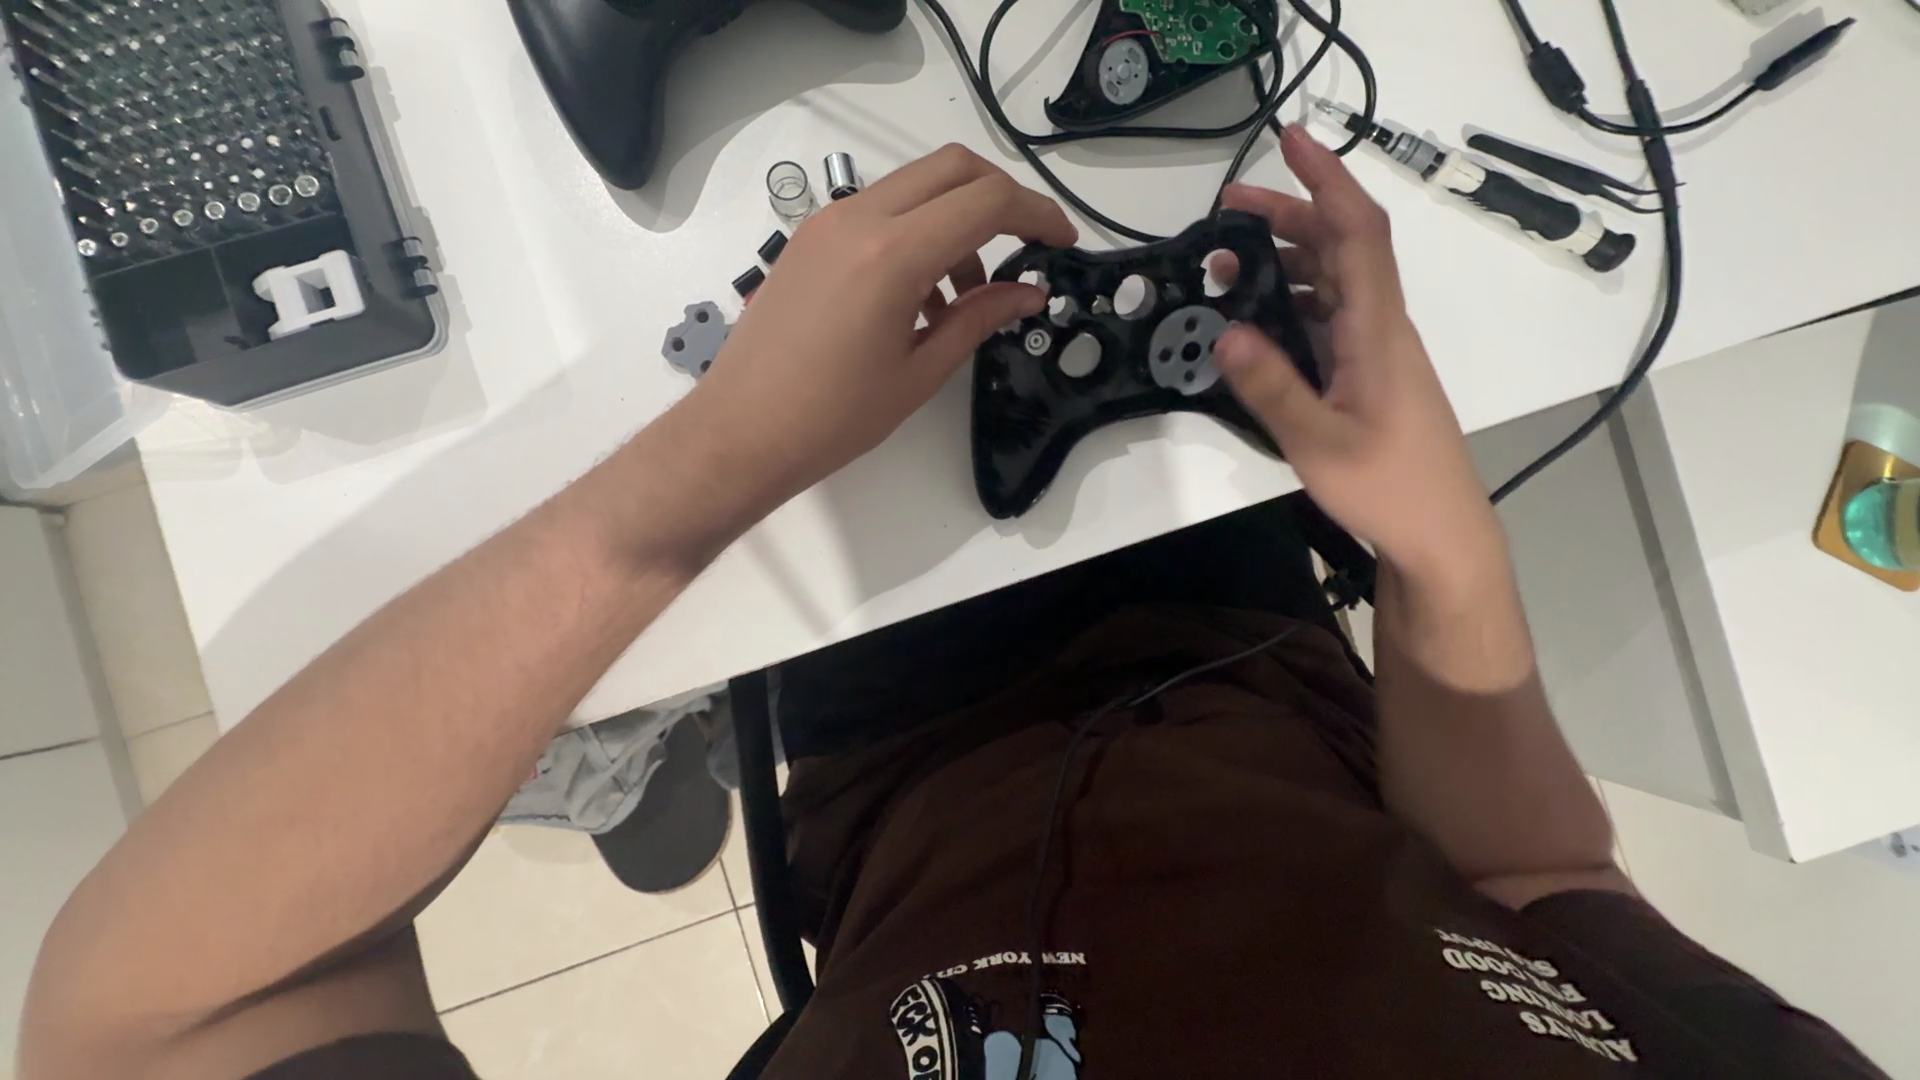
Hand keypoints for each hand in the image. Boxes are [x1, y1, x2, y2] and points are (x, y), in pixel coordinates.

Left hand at [671, 144, 1076, 520]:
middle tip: (1024, 248)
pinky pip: (878, 211)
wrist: (742, 431)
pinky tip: (918, 297)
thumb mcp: (919, 372)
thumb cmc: (833, 418)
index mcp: (892, 255)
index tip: (1062, 244)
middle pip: (952, 168)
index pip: (987, 201)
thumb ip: (979, 318)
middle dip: (1002, 197)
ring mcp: (826, 223)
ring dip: (955, 219)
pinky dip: (915, 232)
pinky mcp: (808, 238)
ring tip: (963, 296)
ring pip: (914, 186)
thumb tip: (1029, 293)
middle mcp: (857, 219)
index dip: (1038, 215)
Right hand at [1212, 126, 1499, 576]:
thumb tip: (1226, 332)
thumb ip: (1271, 387)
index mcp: (1376, 330)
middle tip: (1225, 212)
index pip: (1357, 232)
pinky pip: (1328, 318)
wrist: (1440, 531)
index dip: (1325, 180)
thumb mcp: (1318, 441)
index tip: (1288, 142)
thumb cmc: (1388, 486)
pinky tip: (1257, 321)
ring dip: (1285, 260)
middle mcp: (1379, 327)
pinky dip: (1291, 302)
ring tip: (1228, 266)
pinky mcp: (1366, 373)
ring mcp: (1375, 350)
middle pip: (1341, 247)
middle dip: (1287, 214)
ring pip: (1333, 282)